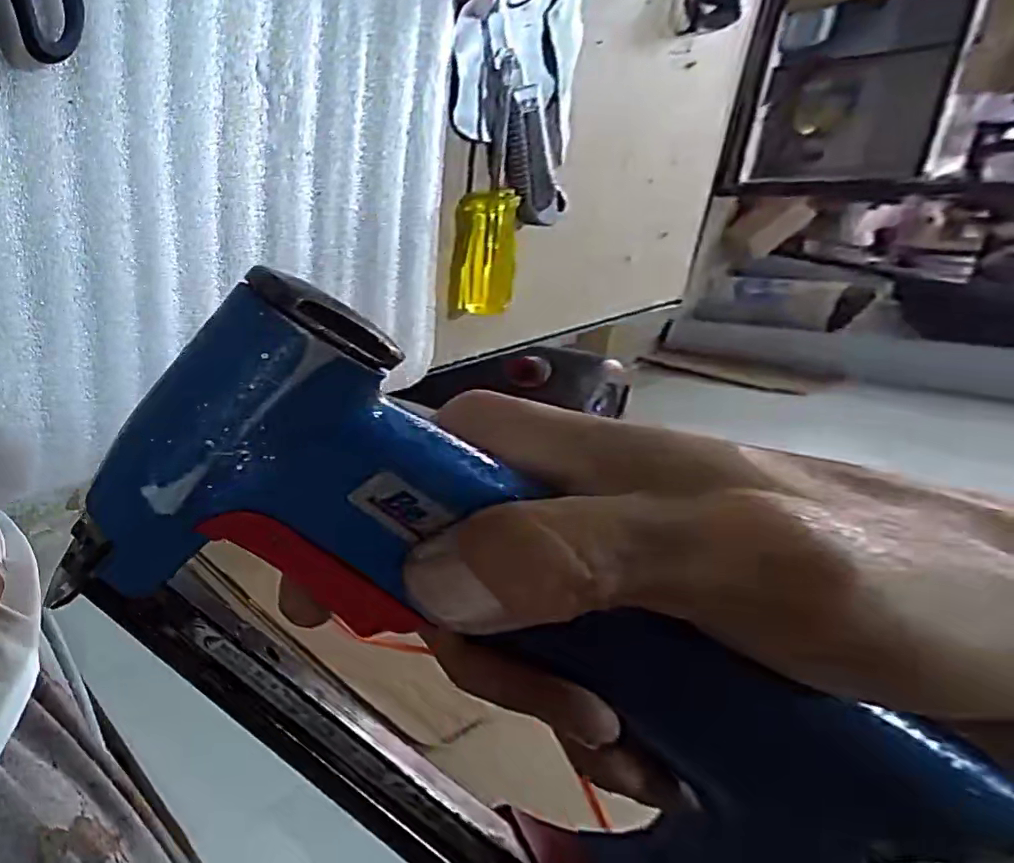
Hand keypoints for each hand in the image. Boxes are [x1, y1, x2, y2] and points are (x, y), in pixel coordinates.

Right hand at [281, 390, 1013, 803]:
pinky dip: (581, 727)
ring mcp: (574, 572)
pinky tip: (649, 753)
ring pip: (483, 630)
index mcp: (531, 452)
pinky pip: (548, 679)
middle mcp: (534, 503)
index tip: (311, 581)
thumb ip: (577, 551)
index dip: (337, 504)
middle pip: (427, 561)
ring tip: (618, 735)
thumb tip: (425, 582)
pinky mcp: (616, 632)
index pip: (393, 451)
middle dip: (464, 639)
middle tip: (543, 697)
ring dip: (531, 695)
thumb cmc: (893, 571)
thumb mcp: (738, 552)